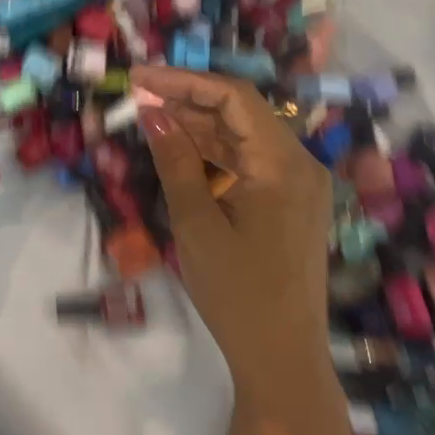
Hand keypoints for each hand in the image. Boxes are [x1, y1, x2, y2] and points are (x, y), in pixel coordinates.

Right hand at [130, 67, 333, 388]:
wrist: (281, 356)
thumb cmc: (237, 290)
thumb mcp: (197, 222)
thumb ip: (175, 159)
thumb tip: (152, 110)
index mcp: (284, 164)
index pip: (234, 97)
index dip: (184, 80)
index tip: (139, 78)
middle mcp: (299, 165)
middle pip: (240, 114)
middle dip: (187, 100)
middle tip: (135, 96)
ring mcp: (295, 186)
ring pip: (240, 138)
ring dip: (196, 125)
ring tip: (146, 117)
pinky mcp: (286, 205)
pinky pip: (246, 164)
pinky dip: (210, 153)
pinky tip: (175, 149)